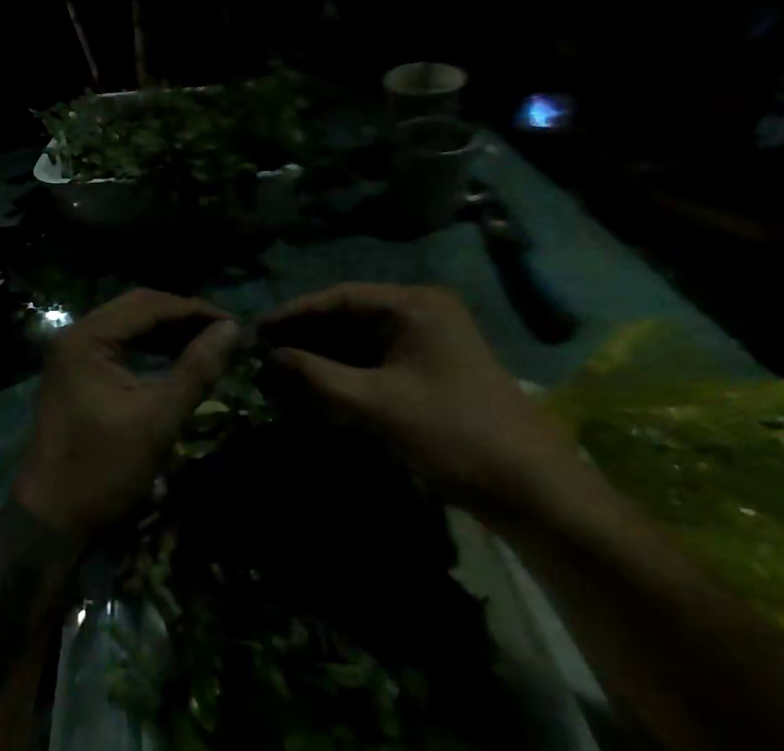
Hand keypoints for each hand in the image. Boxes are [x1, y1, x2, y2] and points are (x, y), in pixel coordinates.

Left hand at [15, 288, 239, 540]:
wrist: (49, 521)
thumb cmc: (104, 469)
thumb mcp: (159, 418)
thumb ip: (197, 368)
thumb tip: (232, 329)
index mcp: (87, 339)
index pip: (150, 305)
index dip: (196, 310)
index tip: (234, 324)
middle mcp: (75, 336)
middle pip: (138, 308)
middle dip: (183, 316)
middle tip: (224, 331)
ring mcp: (73, 354)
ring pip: (130, 325)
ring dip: (169, 330)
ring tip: (209, 341)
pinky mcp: (77, 373)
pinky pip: (121, 345)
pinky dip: (152, 347)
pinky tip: (178, 356)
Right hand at [262, 283, 571, 516]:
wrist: (526, 484)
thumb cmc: (450, 433)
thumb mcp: (376, 404)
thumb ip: (318, 378)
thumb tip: (271, 359)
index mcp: (415, 305)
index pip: (341, 298)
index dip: (295, 314)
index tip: (257, 332)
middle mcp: (421, 313)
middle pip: (351, 317)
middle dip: (309, 339)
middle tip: (265, 359)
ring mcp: (427, 342)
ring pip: (362, 343)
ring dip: (325, 360)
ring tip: (282, 377)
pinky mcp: (429, 370)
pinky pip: (377, 363)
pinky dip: (347, 376)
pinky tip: (318, 392)